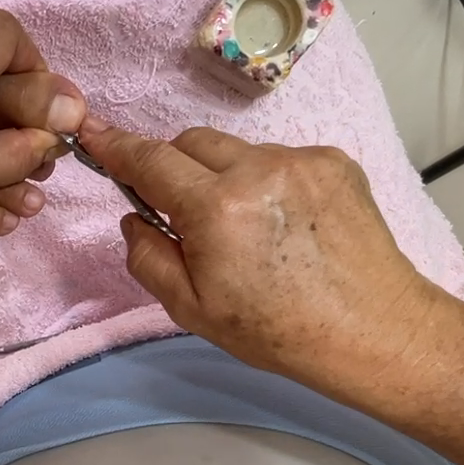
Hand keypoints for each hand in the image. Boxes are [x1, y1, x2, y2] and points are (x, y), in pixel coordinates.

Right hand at [78, 120, 450, 384]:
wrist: (370, 330)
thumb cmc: (271, 330)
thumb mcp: (189, 309)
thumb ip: (148, 257)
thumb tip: (134, 218)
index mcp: (216, 209)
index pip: (152, 161)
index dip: (117, 147)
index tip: (93, 134)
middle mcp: (258, 169)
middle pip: (191, 141)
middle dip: (171, 166)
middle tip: (177, 213)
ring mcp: (302, 160)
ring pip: (235, 151)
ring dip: (218, 177)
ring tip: (241, 229)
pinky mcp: (334, 161)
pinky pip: (275, 158)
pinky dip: (260, 181)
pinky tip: (278, 224)